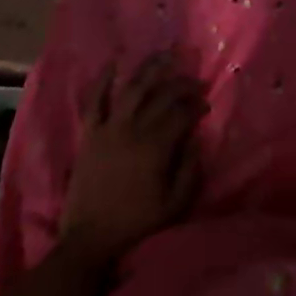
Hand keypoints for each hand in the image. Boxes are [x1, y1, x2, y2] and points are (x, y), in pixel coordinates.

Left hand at [59, 51, 205, 263]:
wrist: (91, 240)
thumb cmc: (137, 225)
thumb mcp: (175, 205)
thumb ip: (189, 170)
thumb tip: (196, 140)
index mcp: (155, 148)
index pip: (181, 114)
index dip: (196, 104)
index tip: (206, 103)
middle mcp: (132, 130)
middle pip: (161, 96)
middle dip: (181, 84)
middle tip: (195, 80)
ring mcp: (108, 128)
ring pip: (132, 89)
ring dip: (149, 69)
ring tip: (165, 55)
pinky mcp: (89, 133)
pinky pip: (95, 100)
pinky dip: (104, 79)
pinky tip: (115, 63)